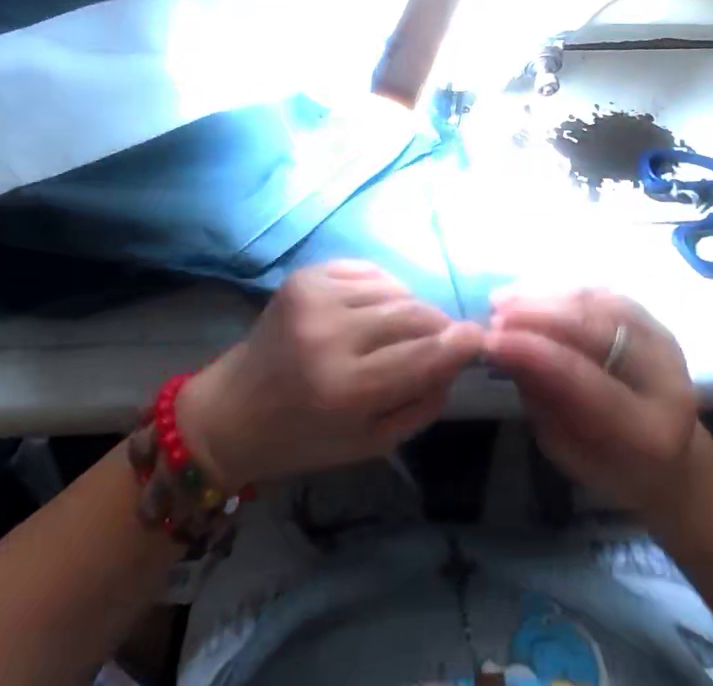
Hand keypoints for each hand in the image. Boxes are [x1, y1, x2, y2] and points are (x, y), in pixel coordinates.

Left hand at [177, 262, 483, 486]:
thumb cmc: (305, 439)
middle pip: (414, 314)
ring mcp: (313, 298)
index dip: (461, 343)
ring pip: (395, 289)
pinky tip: (373, 312)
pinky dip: (383, 290)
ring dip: (409, 309)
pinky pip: (368, 271)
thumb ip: (423, 400)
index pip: (424, 354)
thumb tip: (457, 356)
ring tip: (398, 332)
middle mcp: (329, 335)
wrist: (233, 411)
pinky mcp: (303, 277)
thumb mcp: (372, 441)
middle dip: (439, 325)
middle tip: (442, 340)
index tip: (479, 338)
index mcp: (346, 389)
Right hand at [483, 287, 702, 518]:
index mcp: (647, 428)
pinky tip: (530, 295)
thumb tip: (504, 350)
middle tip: (494, 315)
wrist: (668, 461)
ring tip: (503, 301)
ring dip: (546, 298)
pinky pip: (604, 296)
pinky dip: (563, 292)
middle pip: (595, 330)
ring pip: (599, 305)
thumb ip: (540, 400)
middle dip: (537, 316)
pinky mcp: (656, 323)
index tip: (489, 340)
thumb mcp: (564, 448)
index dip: (532, 352)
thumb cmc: (607, 466)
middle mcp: (668, 378)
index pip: (582, 377)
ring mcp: (665, 343)